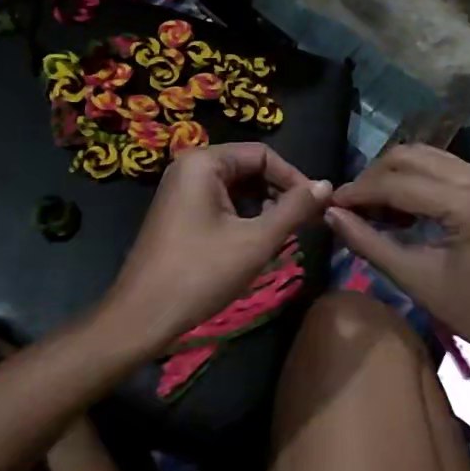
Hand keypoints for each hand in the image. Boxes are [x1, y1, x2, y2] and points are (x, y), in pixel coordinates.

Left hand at [99, 142, 332, 350]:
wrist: (143, 315)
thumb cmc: (201, 274)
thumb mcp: (256, 241)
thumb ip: (294, 209)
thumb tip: (326, 185)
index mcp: (203, 162)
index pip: (263, 154)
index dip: (294, 178)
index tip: (319, 206)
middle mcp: (189, 166)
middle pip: (249, 168)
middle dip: (280, 192)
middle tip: (307, 222)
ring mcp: (180, 189)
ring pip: (237, 187)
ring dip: (264, 206)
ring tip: (286, 234)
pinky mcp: (179, 211)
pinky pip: (220, 202)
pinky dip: (244, 216)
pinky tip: (258, 240)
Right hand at [325, 145, 469, 367]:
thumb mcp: (414, 279)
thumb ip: (369, 243)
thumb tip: (330, 214)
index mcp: (468, 205)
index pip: (398, 184)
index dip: (358, 192)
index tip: (329, 205)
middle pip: (409, 157)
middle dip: (372, 177)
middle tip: (348, 206)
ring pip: (422, 155)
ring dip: (390, 175)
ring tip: (369, 206)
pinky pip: (438, 165)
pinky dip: (411, 178)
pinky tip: (397, 205)